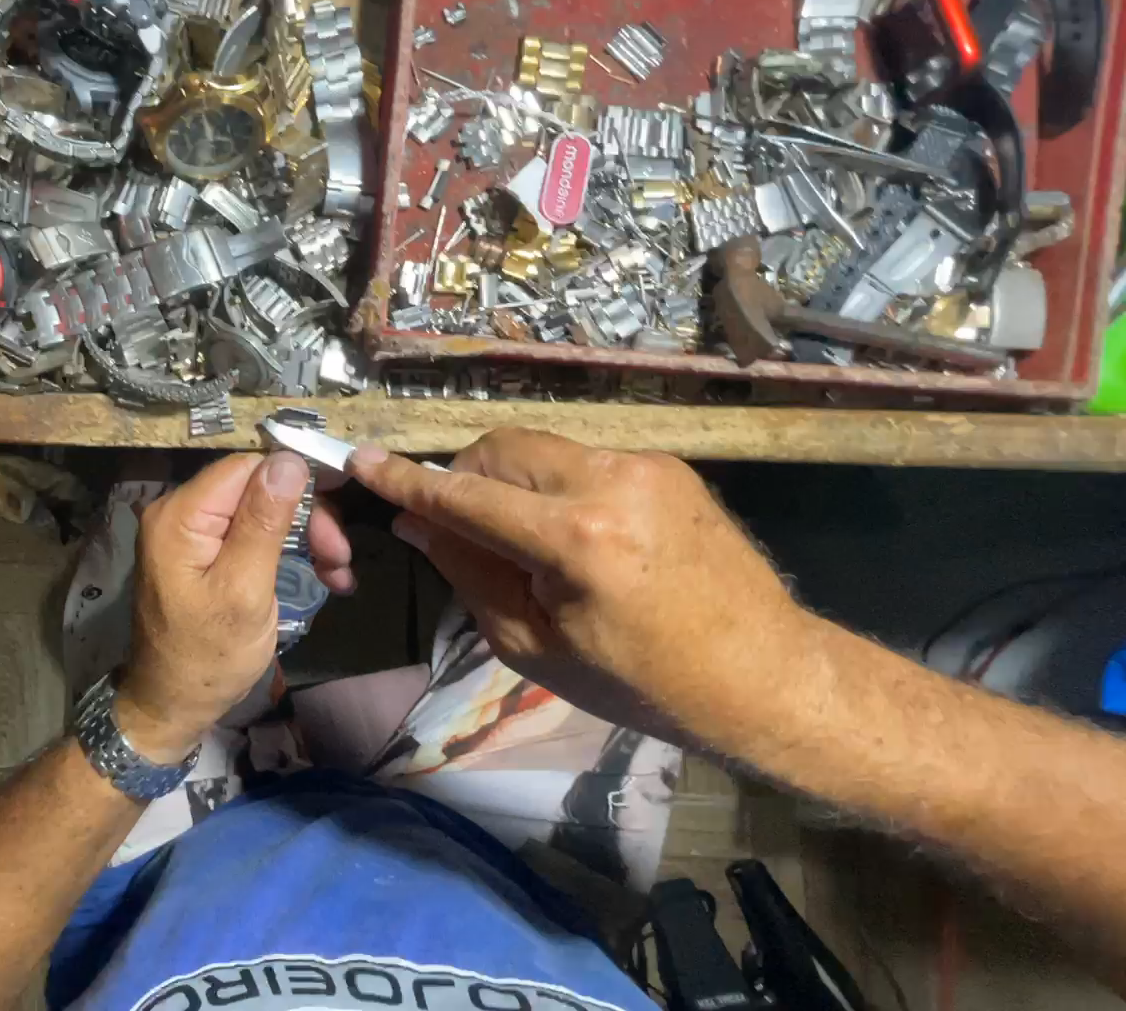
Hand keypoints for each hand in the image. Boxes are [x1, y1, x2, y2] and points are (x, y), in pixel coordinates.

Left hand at [119, 452, 353, 760]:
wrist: (173, 704)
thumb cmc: (208, 656)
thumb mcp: (244, 590)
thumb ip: (264, 522)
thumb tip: (288, 458)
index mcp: (181, 515)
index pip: (246, 467)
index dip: (295, 482)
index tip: (335, 516)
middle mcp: (180, 512)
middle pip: (255, 488)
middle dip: (304, 518)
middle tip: (340, 558)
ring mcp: (191, 533)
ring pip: (260, 511)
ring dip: (303, 536)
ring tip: (337, 573)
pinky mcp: (204, 553)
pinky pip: (250, 535)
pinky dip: (285, 551)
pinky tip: (321, 574)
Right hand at [347, 429, 804, 734]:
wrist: (767, 675)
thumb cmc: (639, 682)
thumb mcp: (532, 644)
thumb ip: (467, 570)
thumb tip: (415, 522)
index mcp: (575, 541)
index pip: (464, 496)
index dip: (404, 480)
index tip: (361, 460)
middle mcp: (610, 483)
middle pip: (497, 449)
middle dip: (461, 477)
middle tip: (456, 526)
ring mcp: (644, 465)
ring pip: (534, 447)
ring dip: (503, 480)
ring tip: (515, 534)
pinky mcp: (663, 465)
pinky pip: (574, 459)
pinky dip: (546, 485)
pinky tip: (565, 532)